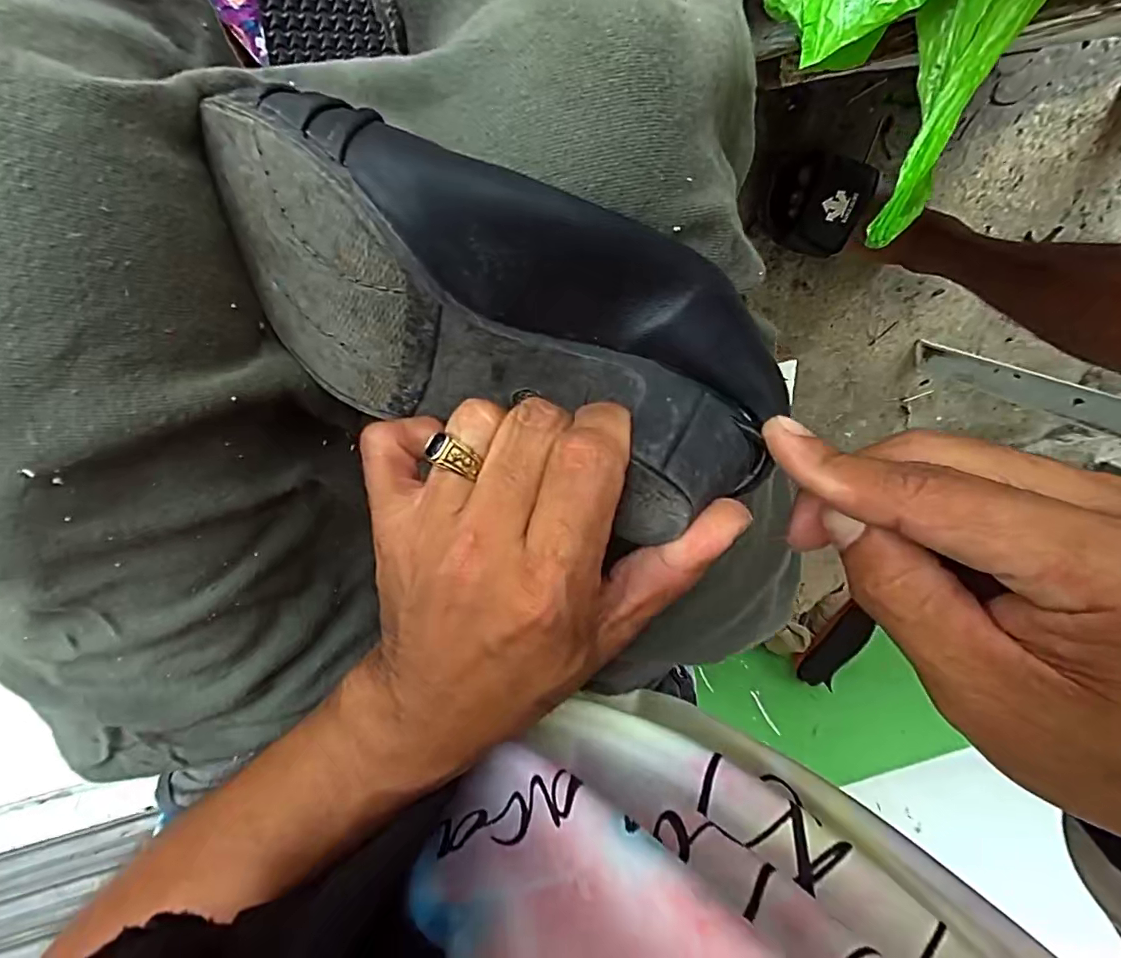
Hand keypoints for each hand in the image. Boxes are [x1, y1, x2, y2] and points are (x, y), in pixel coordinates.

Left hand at [348, 398, 752, 782]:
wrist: (431, 703)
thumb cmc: (530, 671)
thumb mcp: (610, 631)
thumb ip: (673, 568)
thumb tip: (733, 512)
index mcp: (551, 574)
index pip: (586, 453)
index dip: (606, 426)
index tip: (606, 440)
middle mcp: (487, 541)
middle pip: (533, 422)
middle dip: (560, 424)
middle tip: (560, 457)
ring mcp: (428, 525)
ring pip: (474, 418)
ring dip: (501, 426)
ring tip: (509, 462)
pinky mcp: (386, 517)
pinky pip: (393, 436)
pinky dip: (420, 433)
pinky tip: (445, 461)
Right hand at [765, 419, 1120, 956]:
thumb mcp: (988, 699)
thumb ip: (905, 594)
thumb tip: (842, 512)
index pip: (948, 497)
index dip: (849, 470)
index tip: (779, 441)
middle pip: (964, 461)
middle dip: (868, 483)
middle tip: (809, 532)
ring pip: (985, 466)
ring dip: (910, 499)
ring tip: (882, 557)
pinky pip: (1019, 484)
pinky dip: (957, 510)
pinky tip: (949, 558)